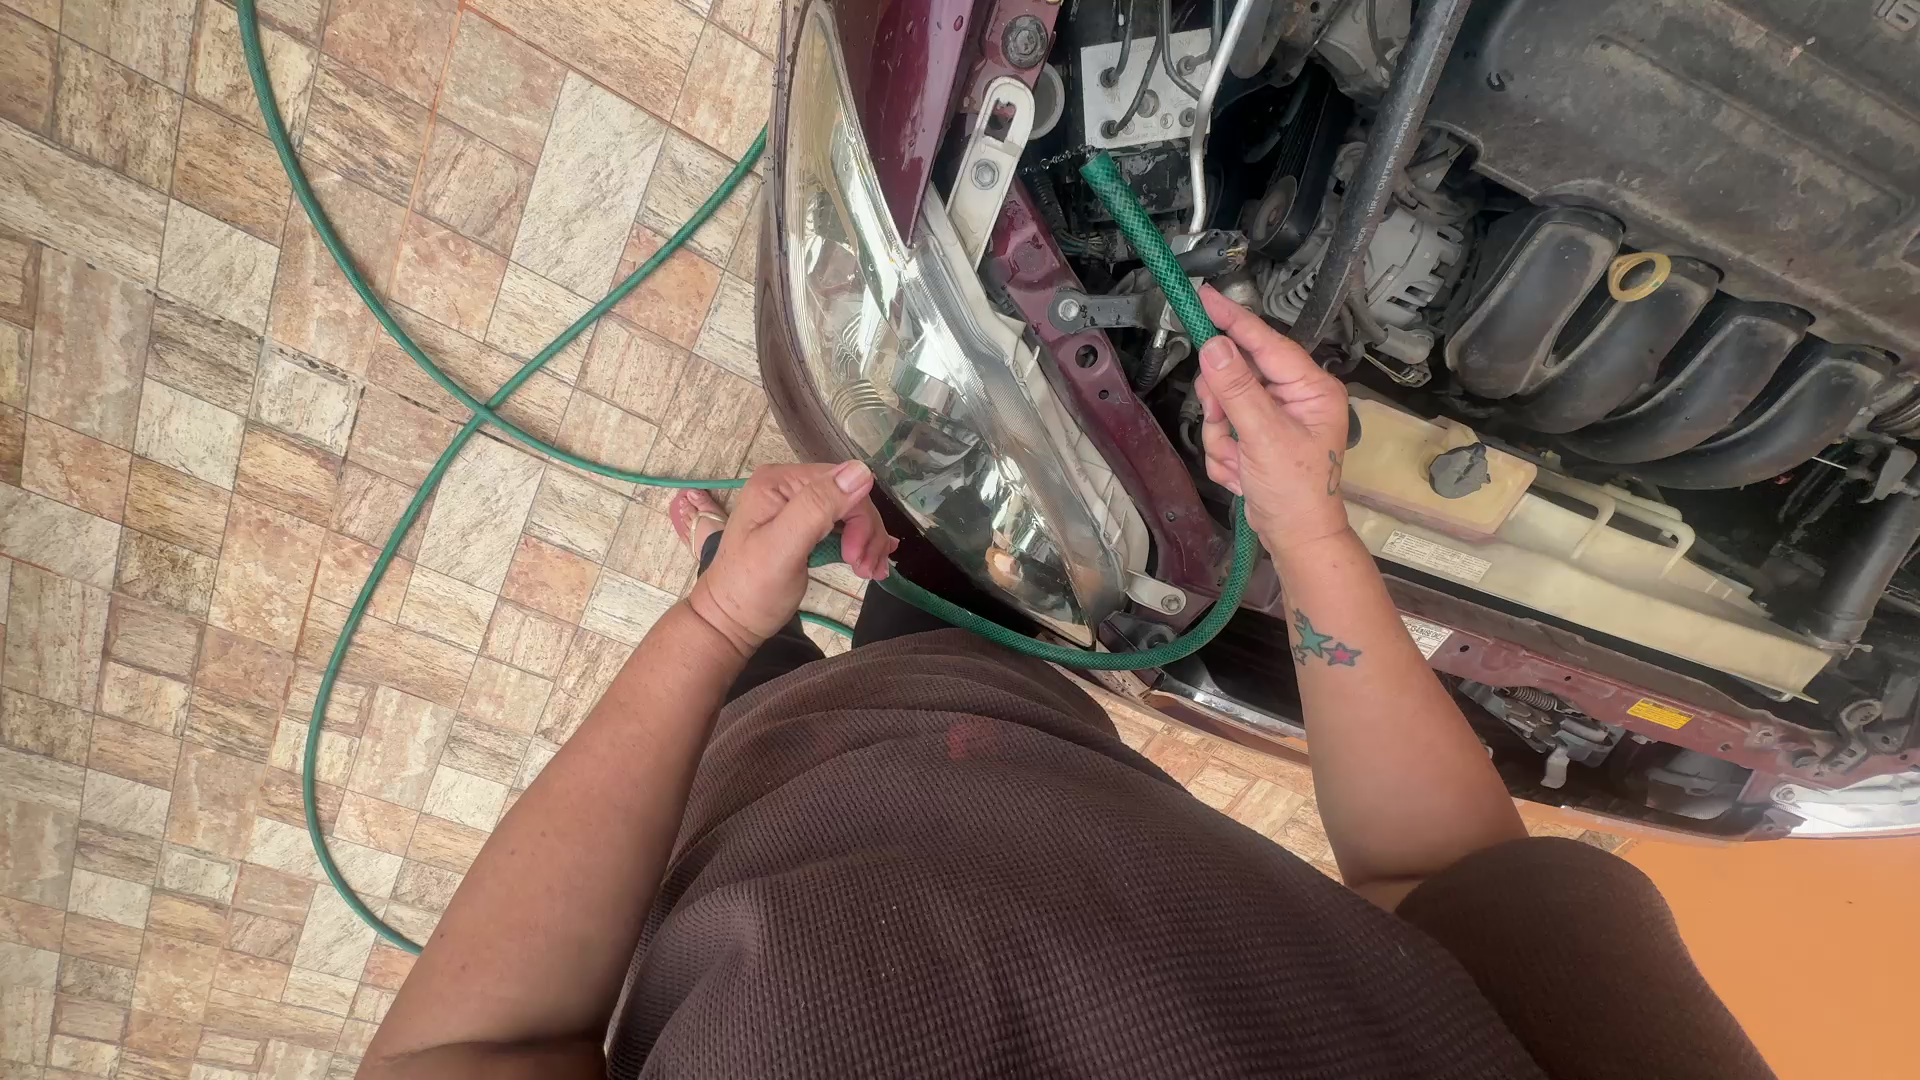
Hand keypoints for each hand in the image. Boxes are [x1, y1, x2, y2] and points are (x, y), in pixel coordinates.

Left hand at [686, 462, 893, 656]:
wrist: (731, 621)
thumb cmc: (751, 589)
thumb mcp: (783, 548)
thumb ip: (817, 507)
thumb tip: (862, 470)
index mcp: (779, 482)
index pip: (842, 482)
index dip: (859, 517)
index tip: (856, 557)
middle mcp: (788, 487)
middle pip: (851, 497)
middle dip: (866, 533)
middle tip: (865, 570)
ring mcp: (796, 506)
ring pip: (853, 513)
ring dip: (868, 542)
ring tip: (867, 572)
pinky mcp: (805, 526)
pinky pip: (845, 526)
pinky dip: (862, 545)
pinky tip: (868, 565)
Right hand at [1194, 286, 1352, 554]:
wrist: (1294, 536)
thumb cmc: (1296, 490)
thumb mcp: (1264, 438)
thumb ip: (1237, 390)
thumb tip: (1214, 347)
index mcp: (1309, 388)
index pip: (1264, 343)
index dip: (1232, 320)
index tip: (1204, 297)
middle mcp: (1292, 397)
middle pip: (1234, 377)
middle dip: (1223, 409)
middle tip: (1227, 429)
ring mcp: (1271, 418)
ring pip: (1222, 407)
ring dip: (1222, 439)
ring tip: (1240, 464)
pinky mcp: (1255, 438)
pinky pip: (1221, 431)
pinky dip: (1224, 455)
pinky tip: (1241, 474)